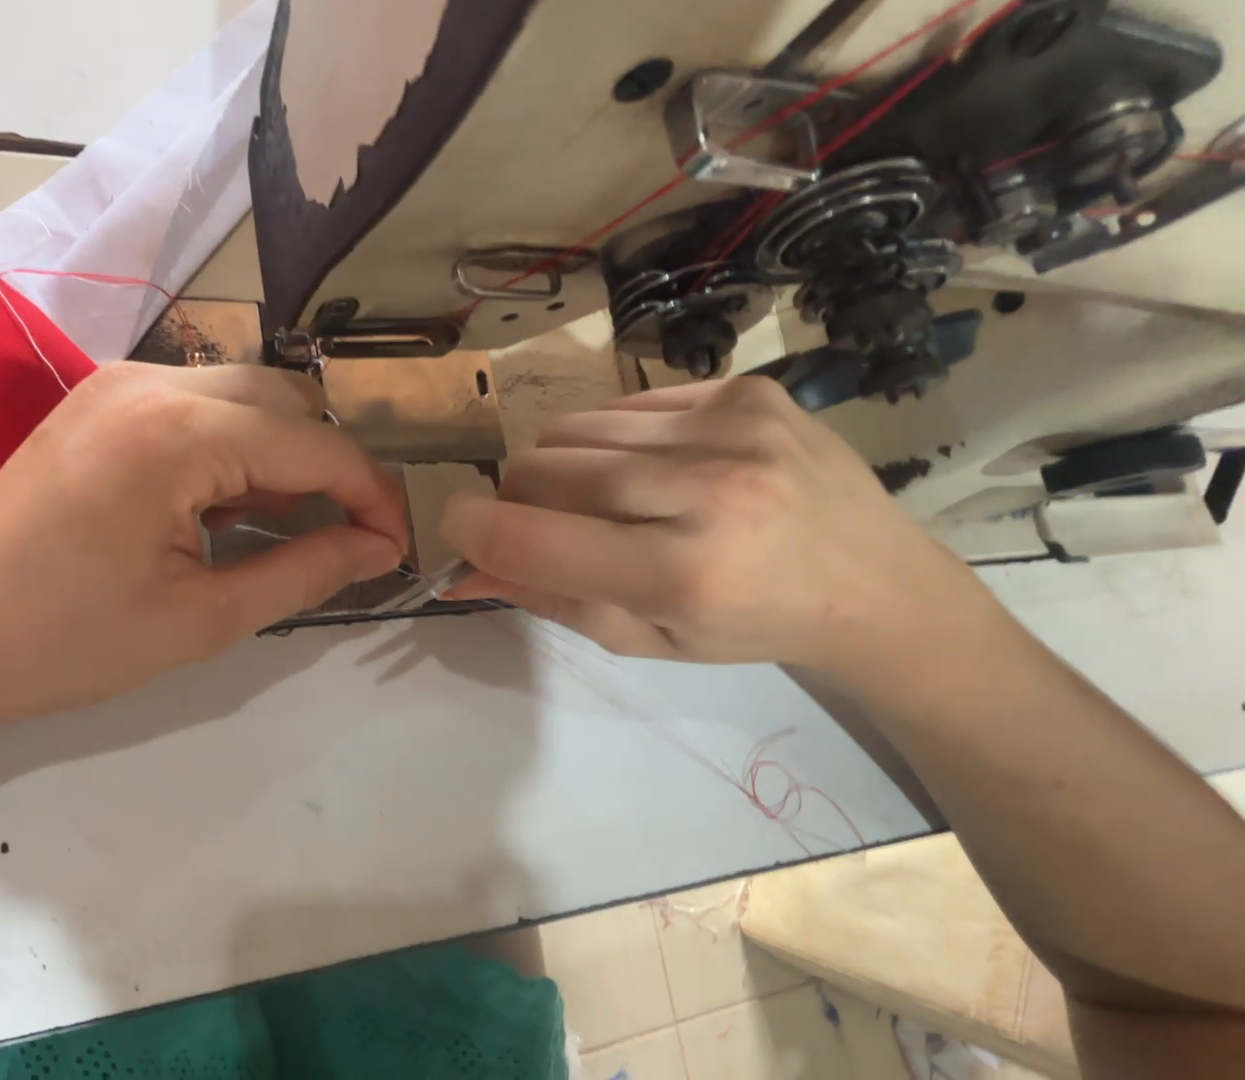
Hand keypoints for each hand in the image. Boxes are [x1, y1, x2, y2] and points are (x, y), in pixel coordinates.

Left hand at [0, 362, 406, 729]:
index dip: (371, 495)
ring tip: (289, 529)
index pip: (315, 444)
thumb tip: (377, 548)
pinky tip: (229, 507)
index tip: (396, 547)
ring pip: (243, 397)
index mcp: (177, 432)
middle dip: (331, 466)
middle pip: (287, 401)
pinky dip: (233, 449)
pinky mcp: (98, 402)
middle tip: (348, 538)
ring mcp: (118, 384)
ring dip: (283, 455)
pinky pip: (196, 406)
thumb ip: (302, 572)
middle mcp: (151, 382)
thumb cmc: (63, 643)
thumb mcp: (199, 619)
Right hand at [440, 376, 992, 678]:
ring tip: (607, 496)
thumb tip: (463, 567)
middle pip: (543, 467)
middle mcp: (706, 491)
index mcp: (681, 575)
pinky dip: (614, 439)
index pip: (532, 536)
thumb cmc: (747, 626)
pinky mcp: (744, 390)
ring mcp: (731, 428)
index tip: (454, 524)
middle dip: (521, 497)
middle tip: (548, 523)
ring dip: (564, 465)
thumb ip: (545, 597)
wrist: (873, 582)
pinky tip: (656, 467)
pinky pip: (624, 404)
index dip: (471, 526)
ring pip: (574, 428)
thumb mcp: (641, 638)